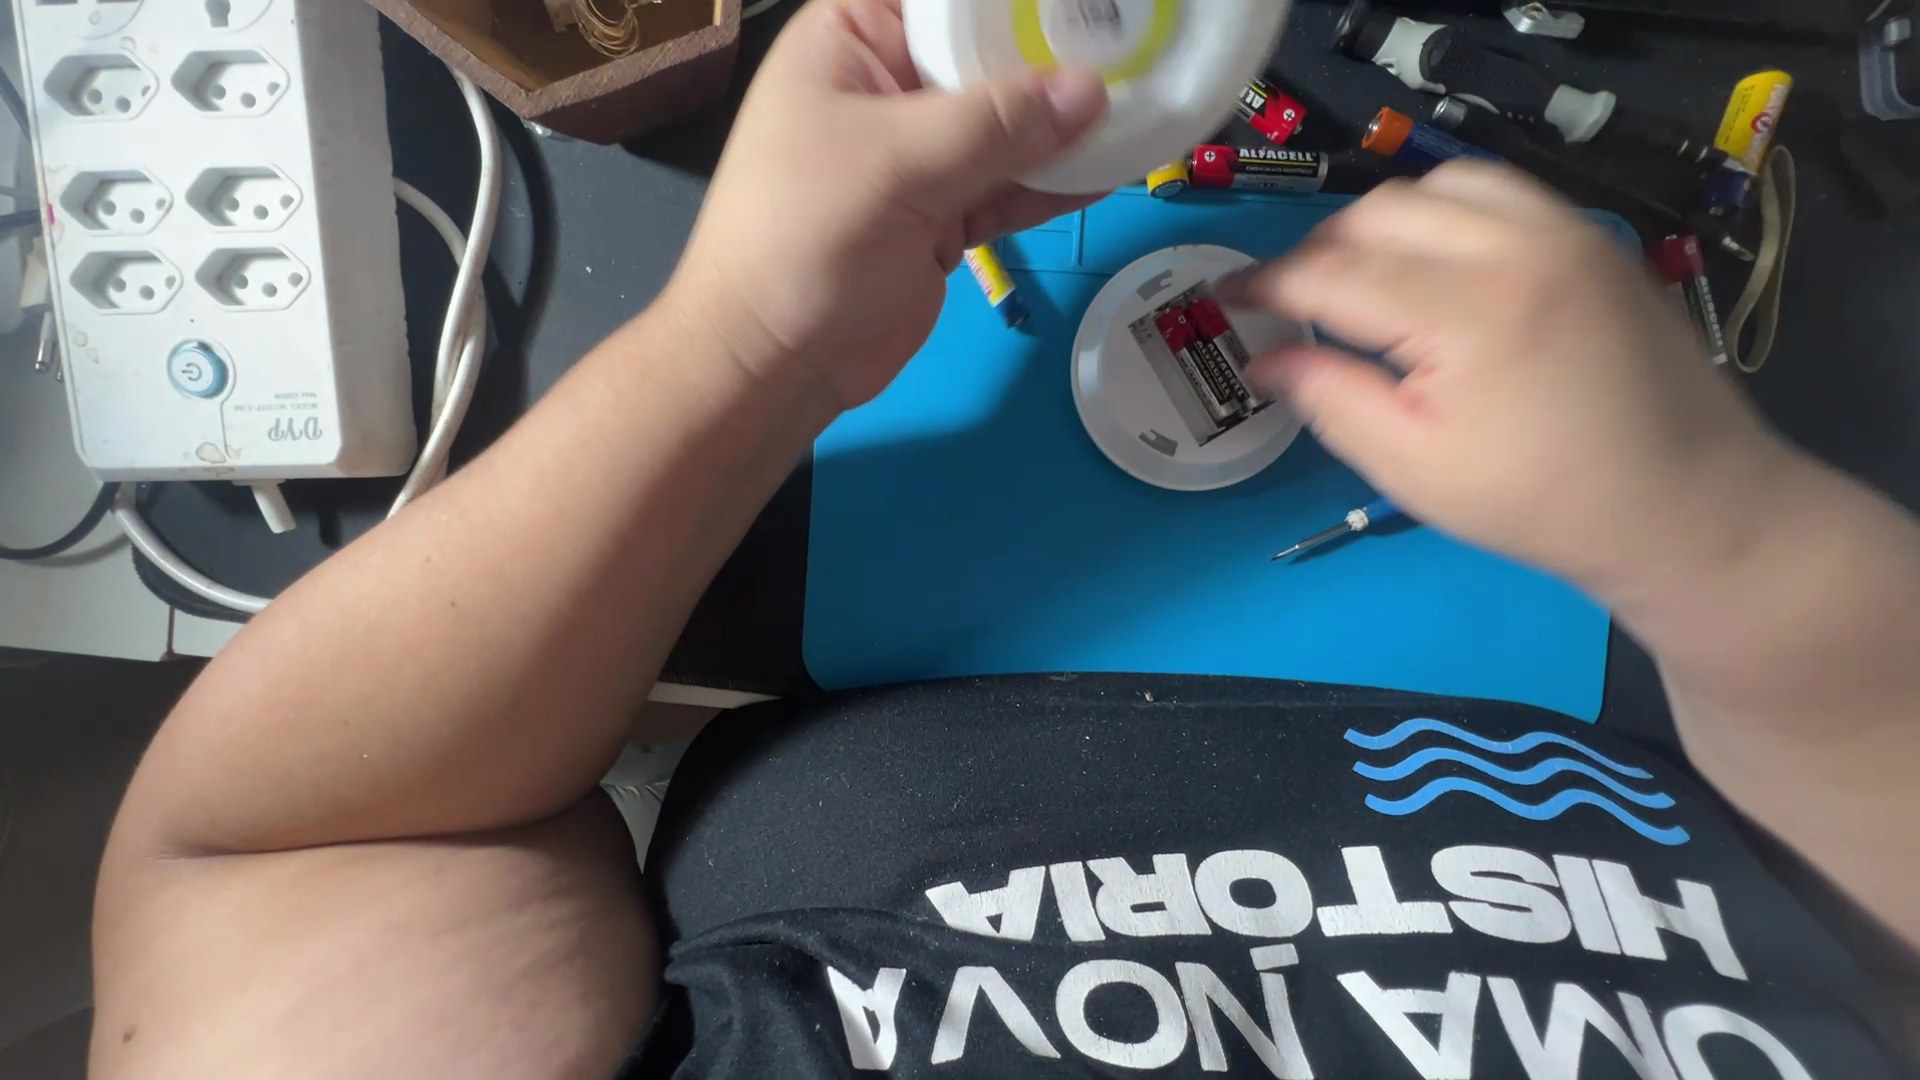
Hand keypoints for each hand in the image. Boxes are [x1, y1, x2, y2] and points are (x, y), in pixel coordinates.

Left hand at [670, 0, 1108, 409]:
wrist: (780, 359)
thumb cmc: (808, 240)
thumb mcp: (897, 165)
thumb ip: (994, 125)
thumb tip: (1091, 92)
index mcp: (854, 38)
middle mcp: (890, 88)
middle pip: (987, 57)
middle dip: (1056, 58)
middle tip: (1139, 45)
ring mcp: (919, 160)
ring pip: (1006, 130)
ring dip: (1066, 130)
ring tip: (1144, 108)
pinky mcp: (942, 219)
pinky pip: (1007, 191)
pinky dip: (1051, 187)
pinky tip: (1109, 171)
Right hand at [1223, 162, 1789, 590]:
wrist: (1685, 503)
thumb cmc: (1532, 500)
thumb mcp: (1407, 466)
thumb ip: (1326, 398)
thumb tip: (1262, 359)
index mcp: (1470, 313)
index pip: (1336, 272)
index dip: (1267, 281)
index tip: (1223, 295)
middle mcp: (1521, 247)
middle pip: (1379, 212)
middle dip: (1314, 252)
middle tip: (1285, 303)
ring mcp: (1566, 233)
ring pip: (1436, 185)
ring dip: (1373, 225)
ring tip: (1349, 278)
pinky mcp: (1589, 239)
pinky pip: (1492, 191)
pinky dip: (1434, 214)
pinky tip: (1421, 264)